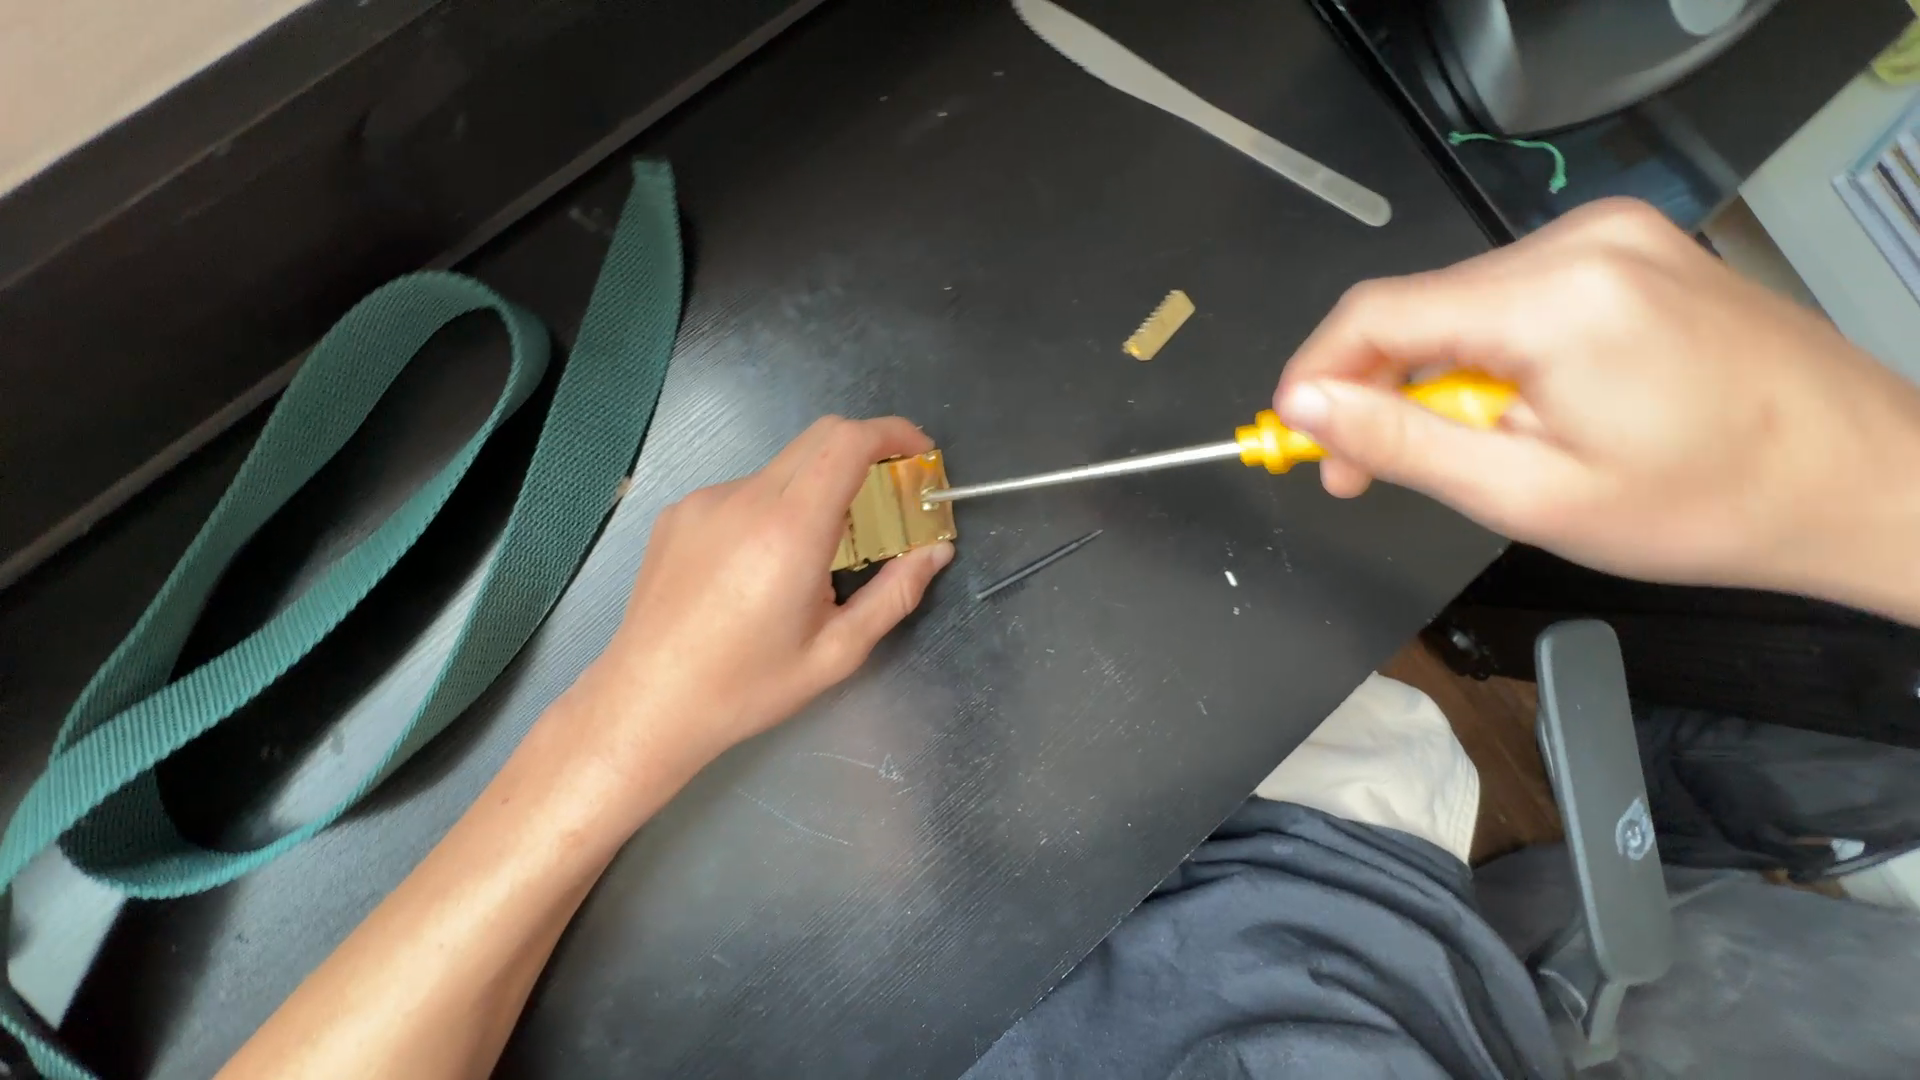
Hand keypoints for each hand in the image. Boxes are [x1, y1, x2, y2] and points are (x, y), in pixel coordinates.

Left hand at [569, 416, 952, 786]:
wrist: (646, 704)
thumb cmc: (747, 686)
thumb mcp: (836, 652)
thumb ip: (895, 593)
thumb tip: (936, 552)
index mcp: (790, 531)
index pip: (847, 442)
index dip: (892, 433)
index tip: (917, 454)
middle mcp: (744, 500)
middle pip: (818, 438)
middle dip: (864, 453)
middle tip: (887, 496)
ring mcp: (705, 501)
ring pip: (781, 467)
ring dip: (816, 488)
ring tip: (815, 554)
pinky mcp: (680, 512)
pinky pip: (744, 491)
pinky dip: (773, 508)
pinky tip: (760, 565)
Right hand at [1273, 198, 1919, 617]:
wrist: (1862, 480)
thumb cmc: (1700, 505)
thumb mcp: (1523, 493)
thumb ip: (1398, 440)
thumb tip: (1304, 406)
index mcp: (1557, 299)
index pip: (1375, 315)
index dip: (1313, 374)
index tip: (1291, 432)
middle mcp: (1579, 243)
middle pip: (1410, 309)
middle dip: (1365, 390)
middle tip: (1355, 467)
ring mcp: (1607, 239)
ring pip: (1449, 308)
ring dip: (1418, 380)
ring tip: (1437, 450)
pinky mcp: (1620, 254)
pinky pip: (1499, 302)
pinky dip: (1470, 359)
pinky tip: (1493, 409)